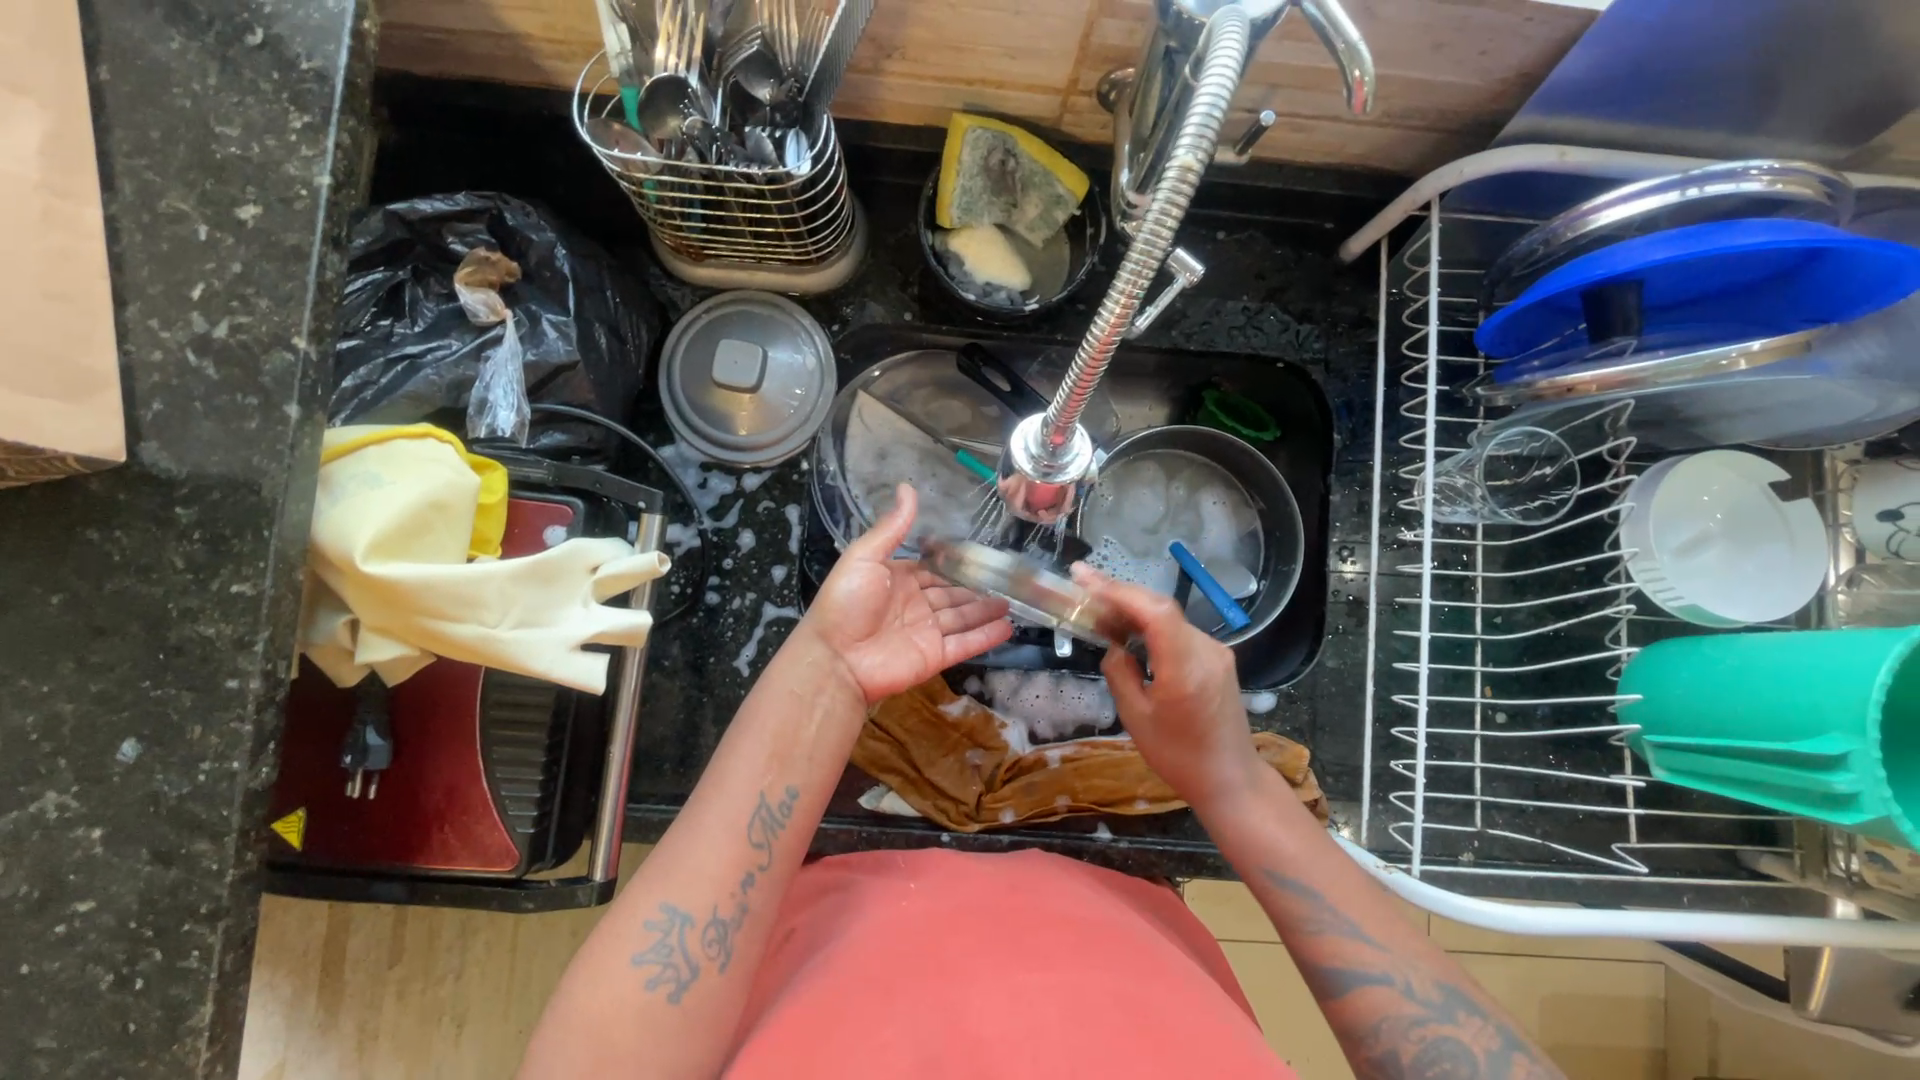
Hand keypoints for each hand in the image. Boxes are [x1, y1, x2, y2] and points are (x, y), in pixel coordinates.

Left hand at [794, 484, 1012, 704]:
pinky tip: (1008, 626)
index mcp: (898, 580)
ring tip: (1012, 600)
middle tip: (1005, 578)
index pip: (933, 570)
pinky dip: (986, 636)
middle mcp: (915, 605)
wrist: (834, 658)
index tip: (980, 555)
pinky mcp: (935, 657)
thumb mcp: (864, 557)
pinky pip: (966, 644)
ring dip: (986, 610)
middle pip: (952, 594)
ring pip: (963, 618)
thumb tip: (907, 487)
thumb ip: (892, 527)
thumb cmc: (845, 603)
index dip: (954, 564)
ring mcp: (927, 632)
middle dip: (976, 587)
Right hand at [1075, 564, 1262, 808]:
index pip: (1155, 612)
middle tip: (1083, 587)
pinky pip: (1180, 631)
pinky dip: (1152, 625)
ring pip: (1170, 617)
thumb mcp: (1136, 719)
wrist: (1230, 778)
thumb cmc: (1179, 757)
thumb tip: (1113, 647)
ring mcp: (1216, 652)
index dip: (1119, 591)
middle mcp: (1206, 651)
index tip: (1084, 579)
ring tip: (1100, 610)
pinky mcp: (1218, 658)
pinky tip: (1131, 631)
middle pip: (1161, 607)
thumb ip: (1120, 675)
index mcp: (1185, 668)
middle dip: (1120, 593)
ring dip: (1135, 609)